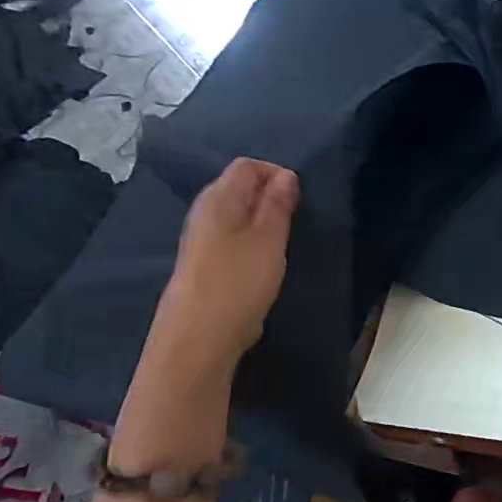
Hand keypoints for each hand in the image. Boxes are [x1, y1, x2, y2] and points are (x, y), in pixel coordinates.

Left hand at [161, 158, 298, 363]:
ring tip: (285, 242)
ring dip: (264, 221)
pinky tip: (266, 263)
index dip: (276, 174)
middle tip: (297, 221)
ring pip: (238, 215)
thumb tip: (285, 175)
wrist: (201, 335)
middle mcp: (205, 212)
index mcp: (218, 198)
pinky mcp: (208, 264)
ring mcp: (203, 239)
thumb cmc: (239, 281)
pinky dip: (254, 241)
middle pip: (240, 188)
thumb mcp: (269, 238)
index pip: (247, 166)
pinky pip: (234, 238)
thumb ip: (278, 204)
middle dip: (272, 197)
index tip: (300, 199)